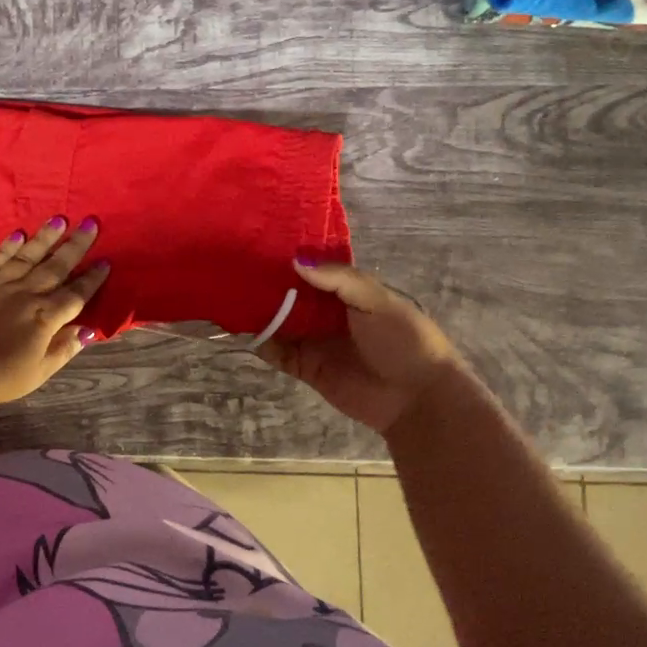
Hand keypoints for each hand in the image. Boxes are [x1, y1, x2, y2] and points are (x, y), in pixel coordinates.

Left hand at [0, 216, 111, 407]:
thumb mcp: (40, 371)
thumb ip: (64, 348)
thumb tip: (89, 330)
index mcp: (45, 317)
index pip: (76, 294)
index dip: (92, 279)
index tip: (106, 261)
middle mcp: (26, 295)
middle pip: (56, 266)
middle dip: (76, 245)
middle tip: (91, 222)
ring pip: (27, 257)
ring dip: (45, 237)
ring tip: (59, 219)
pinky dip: (8, 247)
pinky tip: (18, 234)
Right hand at [256, 260, 476, 435]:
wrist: (416, 399)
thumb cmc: (405, 342)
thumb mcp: (378, 301)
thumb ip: (339, 279)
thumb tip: (296, 260)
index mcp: (347, 295)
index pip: (312, 272)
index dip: (290, 261)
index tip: (260, 247)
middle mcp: (326, 316)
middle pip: (288, 297)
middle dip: (266, 288)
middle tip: (234, 272)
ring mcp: (313, 342)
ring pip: (277, 324)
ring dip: (257, 315)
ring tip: (230, 300)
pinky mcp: (304, 368)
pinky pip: (275, 353)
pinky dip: (259, 344)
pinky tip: (242, 332)